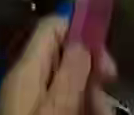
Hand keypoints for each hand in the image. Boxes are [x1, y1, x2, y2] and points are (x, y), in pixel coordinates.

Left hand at [0, 17, 115, 114]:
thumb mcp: (56, 110)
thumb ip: (70, 72)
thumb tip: (84, 39)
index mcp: (25, 70)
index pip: (53, 26)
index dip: (81, 29)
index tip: (105, 52)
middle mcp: (27, 84)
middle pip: (65, 58)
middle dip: (91, 73)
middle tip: (108, 93)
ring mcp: (30, 108)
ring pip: (69, 88)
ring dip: (92, 99)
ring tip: (103, 114)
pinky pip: (64, 109)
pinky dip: (83, 112)